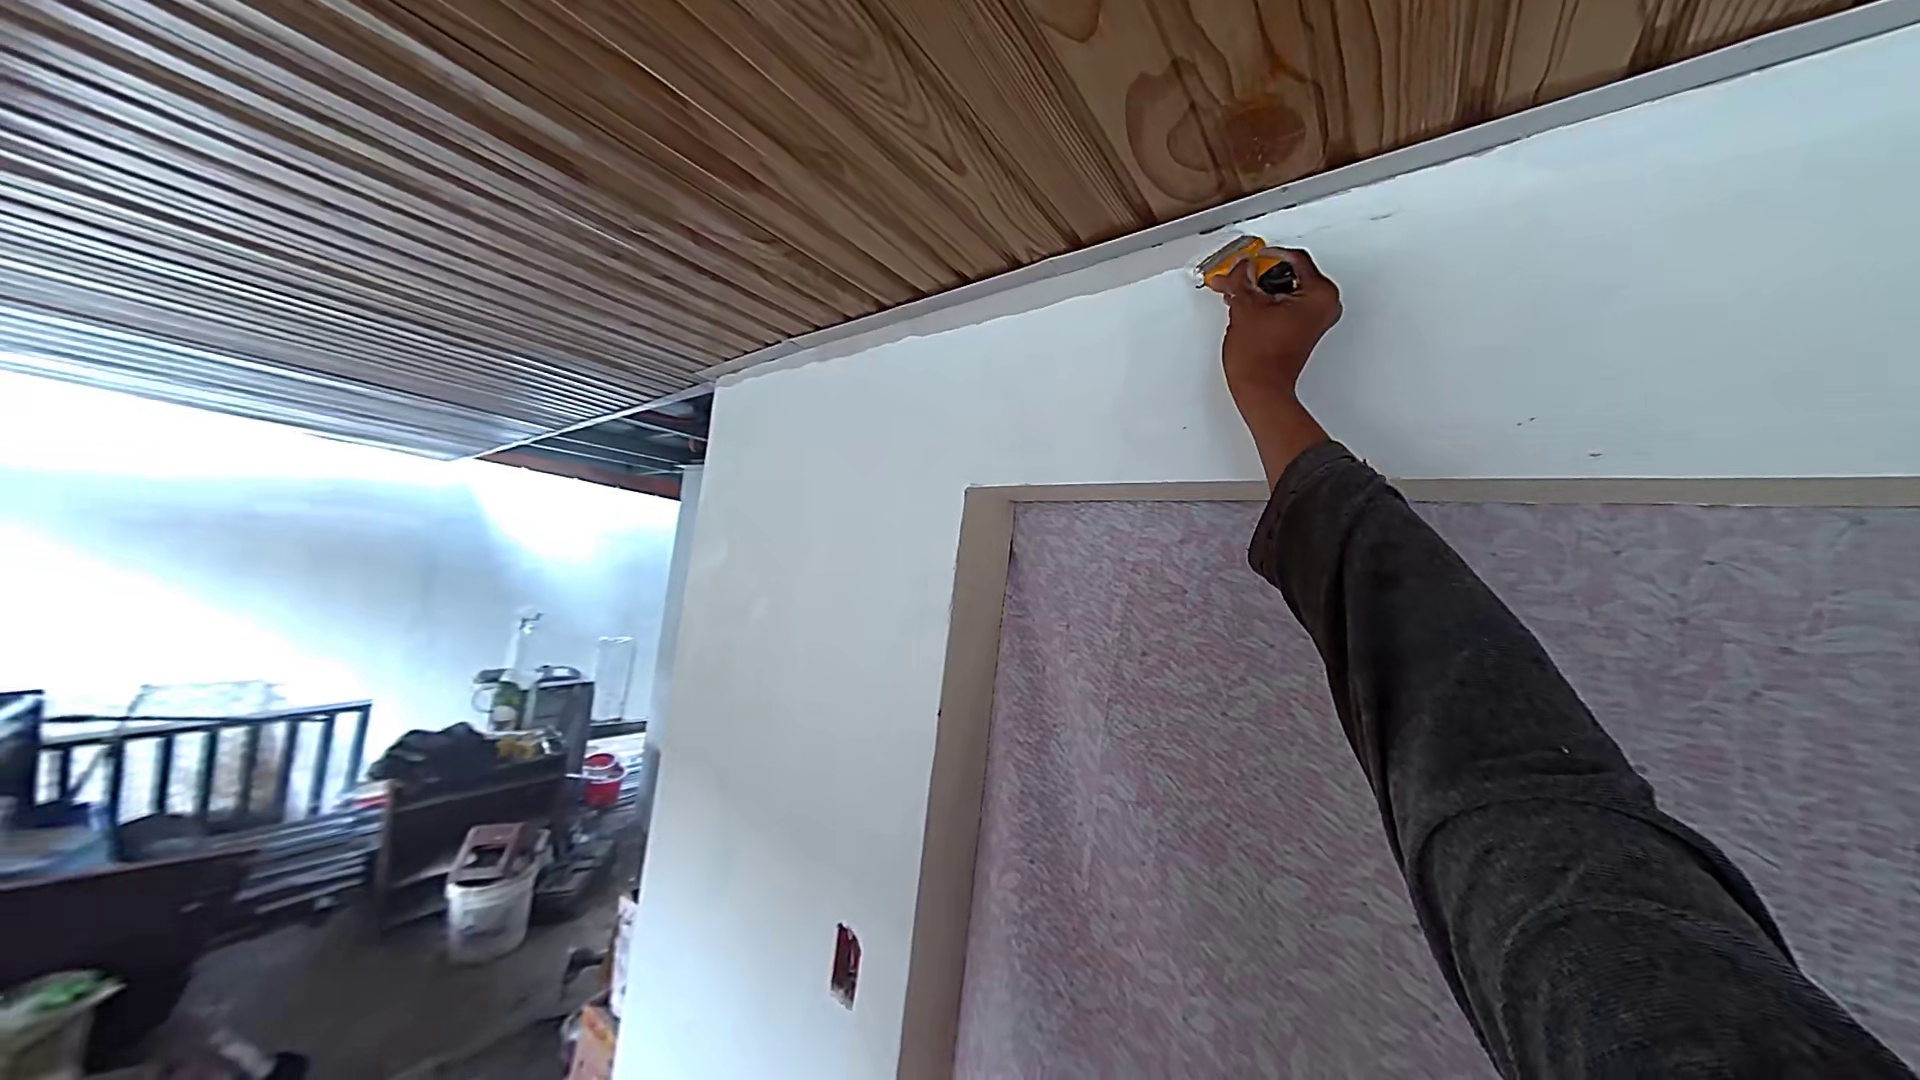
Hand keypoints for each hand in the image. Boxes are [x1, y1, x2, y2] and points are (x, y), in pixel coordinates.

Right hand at [1209, 247, 1340, 485]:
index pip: (1293, 259)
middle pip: (1289, 274)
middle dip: (1259, 275)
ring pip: (1284, 291)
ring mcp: (1313, 320)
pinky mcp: (1300, 331)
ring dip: (1259, 291)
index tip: (1249, 256)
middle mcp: (1323, 306)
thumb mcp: (1246, 307)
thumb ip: (1243, 278)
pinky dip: (1265, 305)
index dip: (1265, 256)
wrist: (1259, 388)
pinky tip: (1245, 307)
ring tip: (1237, 292)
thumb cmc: (1261, 359)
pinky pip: (1284, 307)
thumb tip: (1242, 266)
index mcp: (1320, 295)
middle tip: (1240, 274)